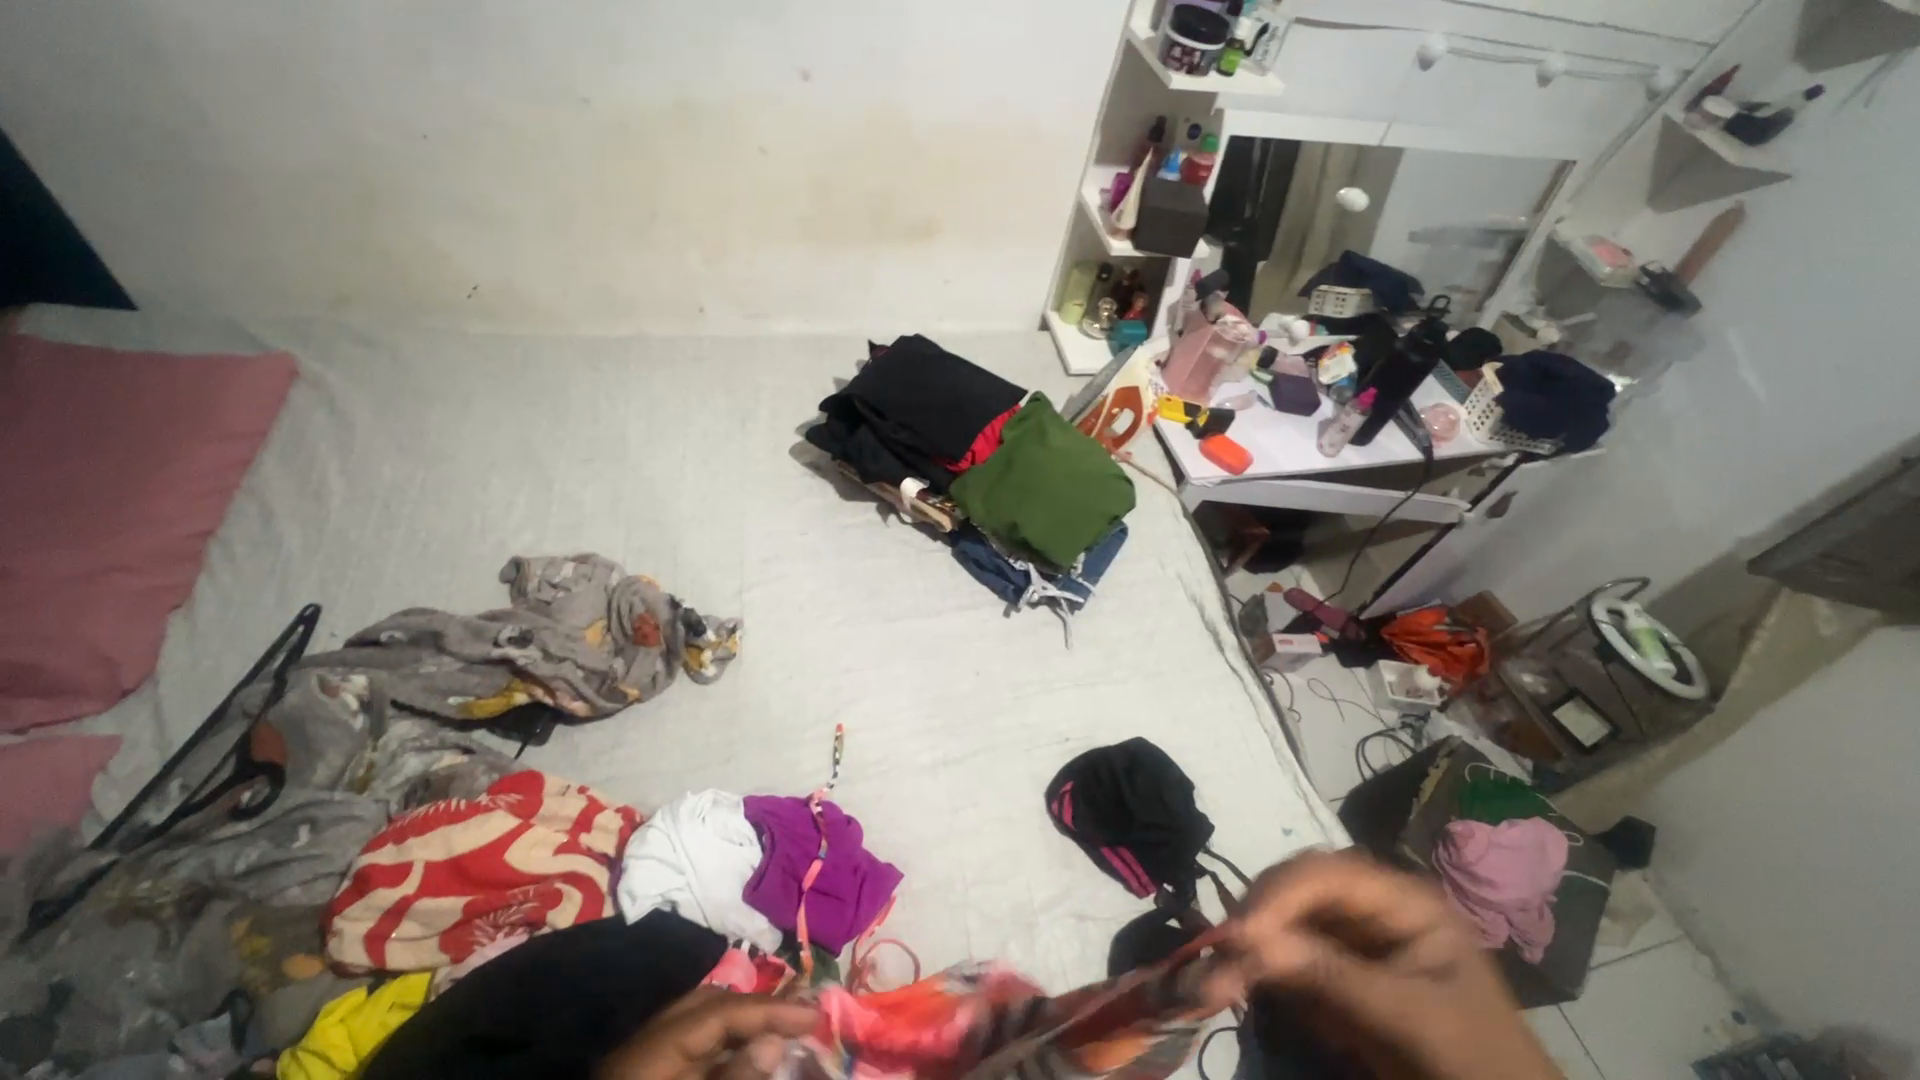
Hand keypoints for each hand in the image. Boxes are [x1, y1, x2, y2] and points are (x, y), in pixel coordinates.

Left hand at [598, 988, 817, 1079]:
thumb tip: (772, 1042)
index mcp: (645, 1060)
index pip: (716, 1013)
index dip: (767, 1009)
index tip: (814, 1016)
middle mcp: (637, 1054)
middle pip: (702, 1007)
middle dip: (752, 1009)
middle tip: (799, 1021)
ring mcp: (635, 1073)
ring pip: (694, 1030)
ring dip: (738, 1028)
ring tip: (780, 1037)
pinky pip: (685, 1057)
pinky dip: (719, 1054)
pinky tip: (744, 1065)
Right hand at [1218, 850, 1558, 1079]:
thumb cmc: (1477, 1061)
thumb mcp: (1412, 1019)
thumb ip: (1332, 976)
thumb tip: (1251, 940)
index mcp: (1403, 900)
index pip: (1326, 874)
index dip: (1278, 895)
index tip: (1240, 934)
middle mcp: (1370, 907)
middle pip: (1295, 890)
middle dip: (1255, 918)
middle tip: (1219, 955)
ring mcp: (1350, 939)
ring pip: (1280, 922)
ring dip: (1246, 949)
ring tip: (1214, 981)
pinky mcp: (1333, 973)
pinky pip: (1282, 959)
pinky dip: (1255, 972)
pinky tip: (1237, 987)